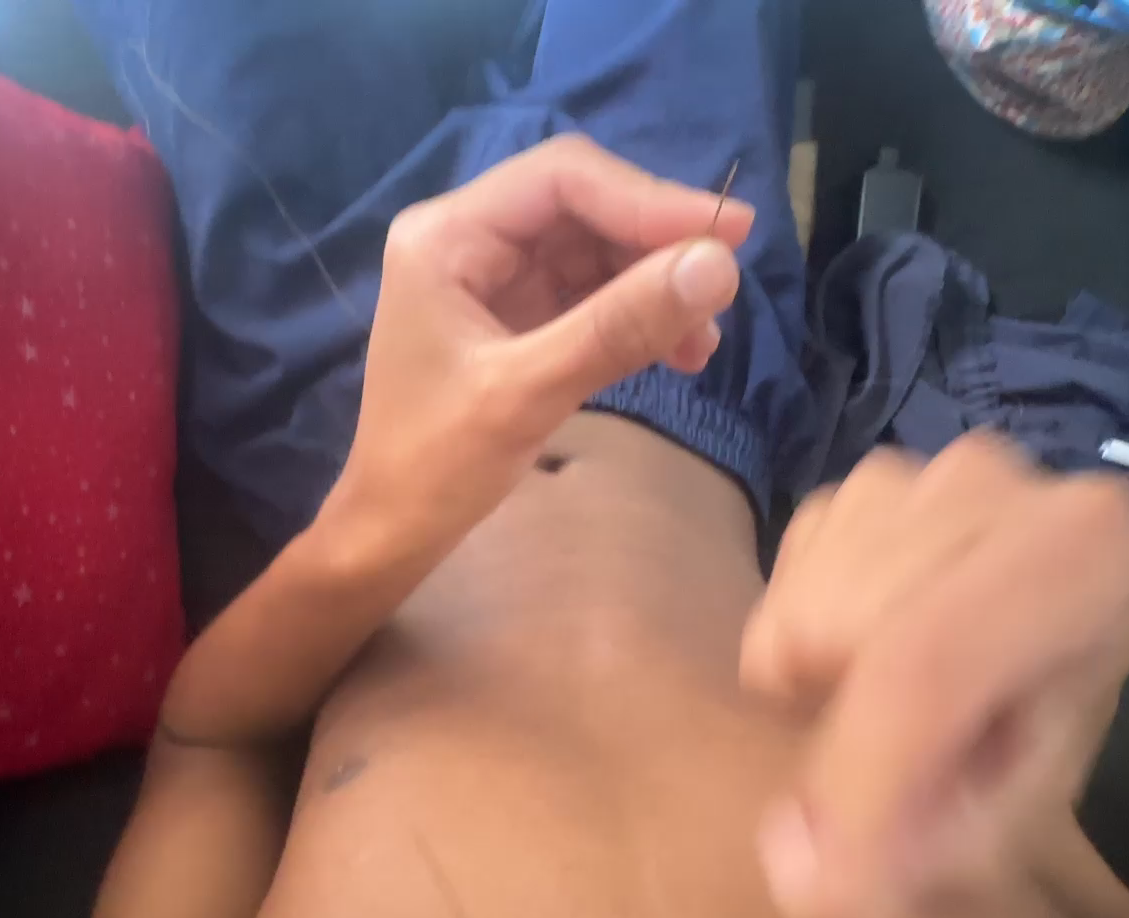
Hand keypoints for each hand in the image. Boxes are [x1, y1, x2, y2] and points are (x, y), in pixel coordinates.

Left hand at [323, 134, 753, 559]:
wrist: (397, 526)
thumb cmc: (438, 464)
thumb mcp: (527, 393)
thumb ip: (618, 328)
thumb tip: (719, 266)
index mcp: (448, 237)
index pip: (562, 181)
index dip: (650, 199)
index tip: (730, 231)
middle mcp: (469, 242)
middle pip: (583, 212)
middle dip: (655, 249)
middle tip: (721, 290)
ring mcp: (492, 281)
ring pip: (592, 257)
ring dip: (653, 289)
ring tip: (702, 342)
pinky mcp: (514, 320)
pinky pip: (586, 299)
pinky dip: (633, 320)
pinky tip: (677, 353)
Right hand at [741, 434, 1128, 917]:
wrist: (1035, 599)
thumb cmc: (1037, 700)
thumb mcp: (1016, 799)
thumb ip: (923, 852)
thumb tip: (796, 878)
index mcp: (1078, 554)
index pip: (930, 663)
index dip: (862, 779)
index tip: (822, 889)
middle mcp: (984, 485)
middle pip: (842, 631)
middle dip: (847, 715)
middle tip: (909, 734)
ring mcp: (904, 473)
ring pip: (798, 608)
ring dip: (823, 671)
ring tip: (890, 678)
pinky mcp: (842, 485)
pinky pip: (781, 581)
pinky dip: (804, 625)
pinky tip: (866, 630)